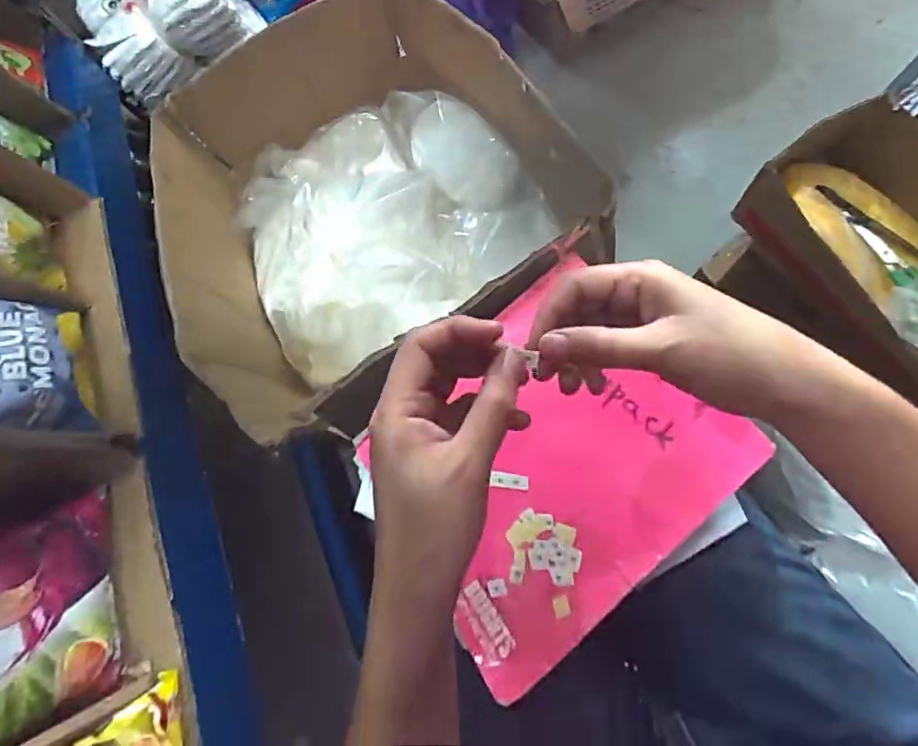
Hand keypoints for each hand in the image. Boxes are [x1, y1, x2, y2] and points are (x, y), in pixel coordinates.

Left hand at [369, 316, 529, 613]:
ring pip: (447, 387)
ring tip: (521, 382)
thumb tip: (514, 356)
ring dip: (481, 379)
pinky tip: (517, 419)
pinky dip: (483, 410)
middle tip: (517, 357)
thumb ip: (493, 405)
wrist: (418, 586)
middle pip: (433, 362)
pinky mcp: (430, 450)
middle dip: (473, 352)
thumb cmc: (437, 524)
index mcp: (396, 406)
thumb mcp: (470, 461)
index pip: (420, 346)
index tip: (502, 333)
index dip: (459, 330)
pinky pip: (455, 415)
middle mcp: (399, 410)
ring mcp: (414, 430)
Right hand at [525, 260, 848, 421]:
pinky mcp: (652, 338)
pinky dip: (595, 363)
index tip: (535, 353)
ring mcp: (643, 315)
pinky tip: (595, 384)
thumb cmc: (727, 354)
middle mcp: (635, 290)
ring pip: (590, 329)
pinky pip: (609, 345)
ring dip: (576, 355)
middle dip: (561, 340)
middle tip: (550, 379)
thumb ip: (598, 345)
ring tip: (573, 388)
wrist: (792, 384)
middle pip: (579, 308)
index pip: (574, 287)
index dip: (549, 316)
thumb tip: (544, 345)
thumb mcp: (659, 349)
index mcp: (637, 278)